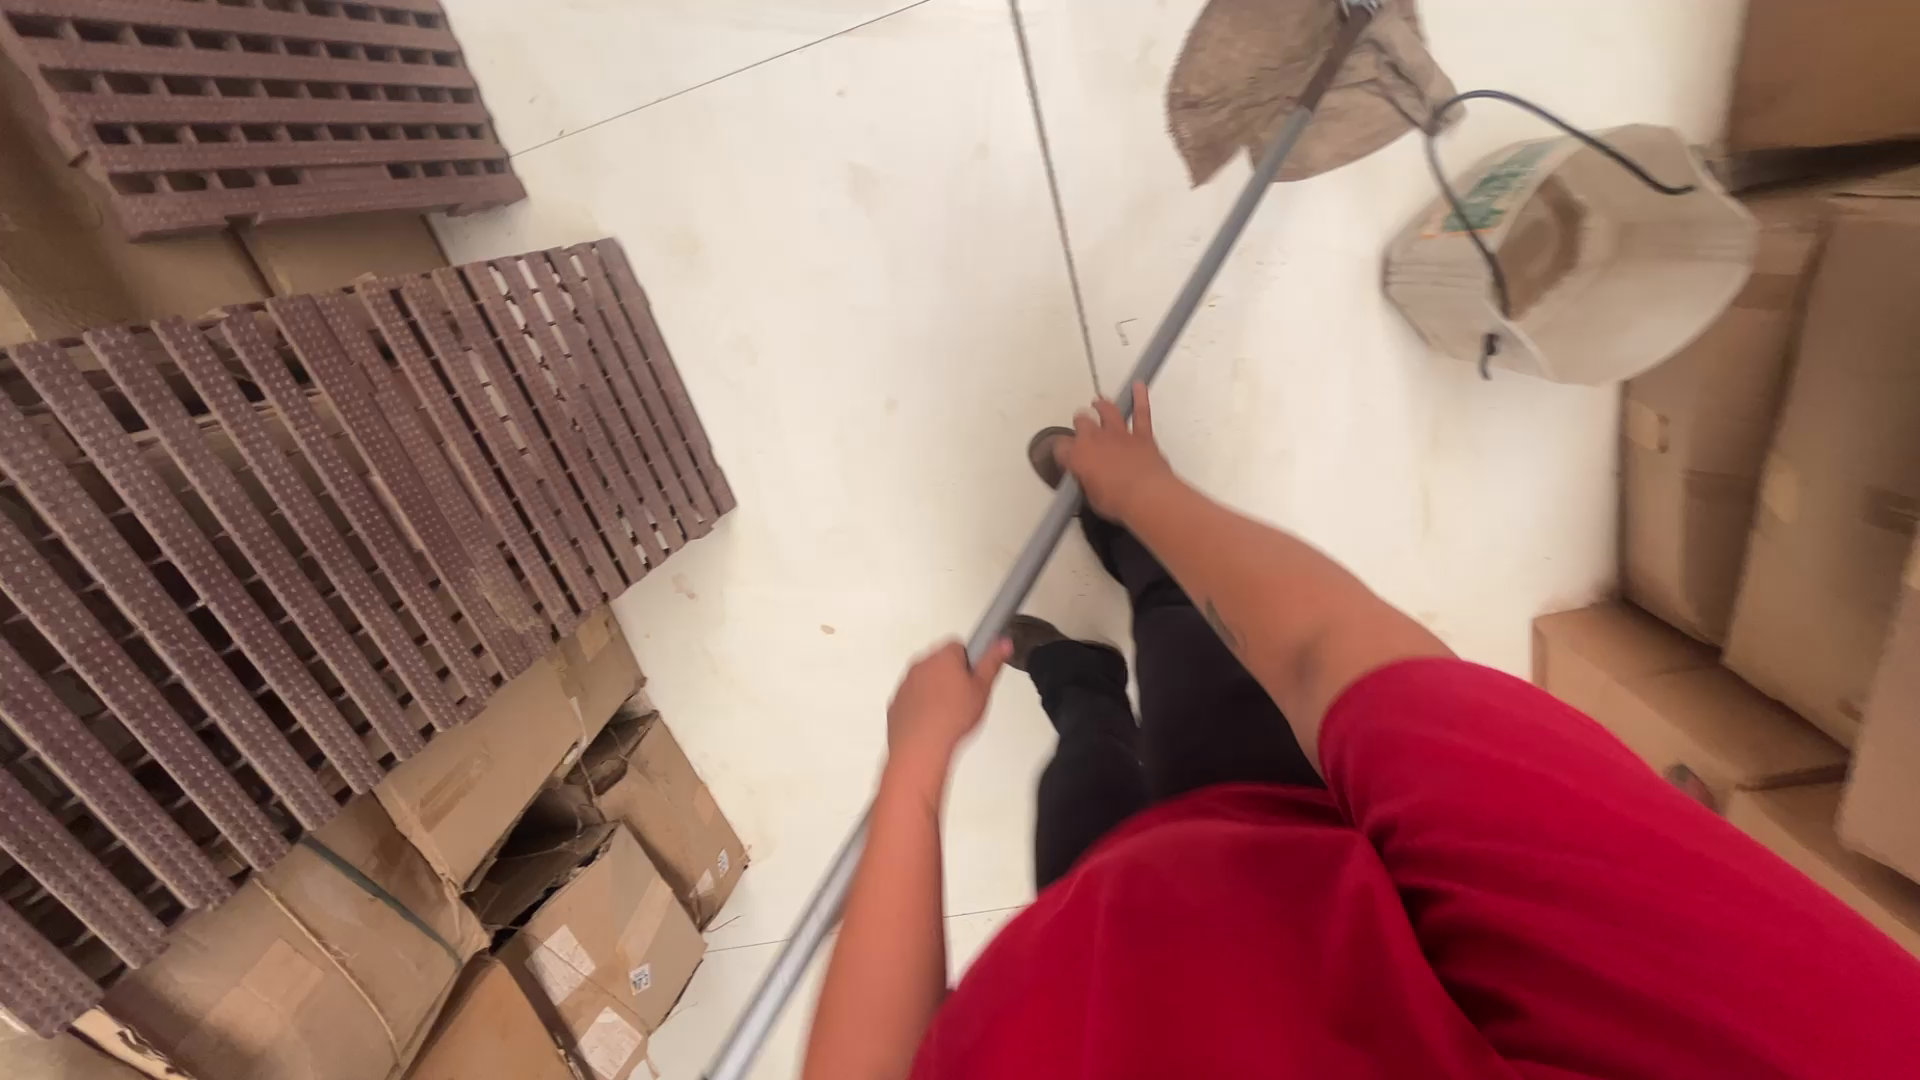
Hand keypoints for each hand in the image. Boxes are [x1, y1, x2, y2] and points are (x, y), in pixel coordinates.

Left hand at [885, 639, 1010, 791]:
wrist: (920, 745)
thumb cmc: (953, 717)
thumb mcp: (982, 689)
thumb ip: (992, 662)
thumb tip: (1003, 643)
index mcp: (943, 656)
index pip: (958, 645)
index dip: (969, 661)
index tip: (974, 677)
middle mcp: (921, 664)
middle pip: (940, 661)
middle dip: (951, 674)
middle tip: (964, 696)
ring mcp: (906, 682)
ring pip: (925, 679)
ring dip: (935, 689)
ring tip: (949, 713)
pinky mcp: (896, 701)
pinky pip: (912, 696)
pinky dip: (921, 704)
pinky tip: (933, 721)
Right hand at [1055, 382, 1175, 521]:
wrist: (1147, 496)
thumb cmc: (1117, 501)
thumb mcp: (1092, 498)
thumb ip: (1088, 483)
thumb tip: (1090, 481)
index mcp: (1078, 456)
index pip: (1062, 447)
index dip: (1062, 451)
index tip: (1065, 456)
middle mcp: (1095, 439)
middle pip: (1082, 422)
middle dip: (1080, 423)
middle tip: (1081, 426)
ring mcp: (1119, 434)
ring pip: (1107, 411)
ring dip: (1101, 406)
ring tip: (1098, 403)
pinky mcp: (1141, 435)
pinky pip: (1141, 412)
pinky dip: (1140, 398)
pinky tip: (1138, 385)